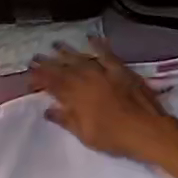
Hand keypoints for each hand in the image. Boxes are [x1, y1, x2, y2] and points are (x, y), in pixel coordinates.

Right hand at [29, 38, 177, 163]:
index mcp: (76, 97)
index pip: (52, 84)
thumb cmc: (113, 138)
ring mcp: (104, 73)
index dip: (39, 79)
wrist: (147, 131)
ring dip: (67, 52)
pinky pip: (107, 54)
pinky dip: (98, 46)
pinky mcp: (121, 70)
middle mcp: (87, 80)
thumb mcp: (85, 134)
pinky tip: (91, 39)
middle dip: (47, 63)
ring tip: (55, 45)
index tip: (29, 76)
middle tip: (35, 57)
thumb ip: (66, 120)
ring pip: (81, 59)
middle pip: (63, 69)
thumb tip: (48, 110)